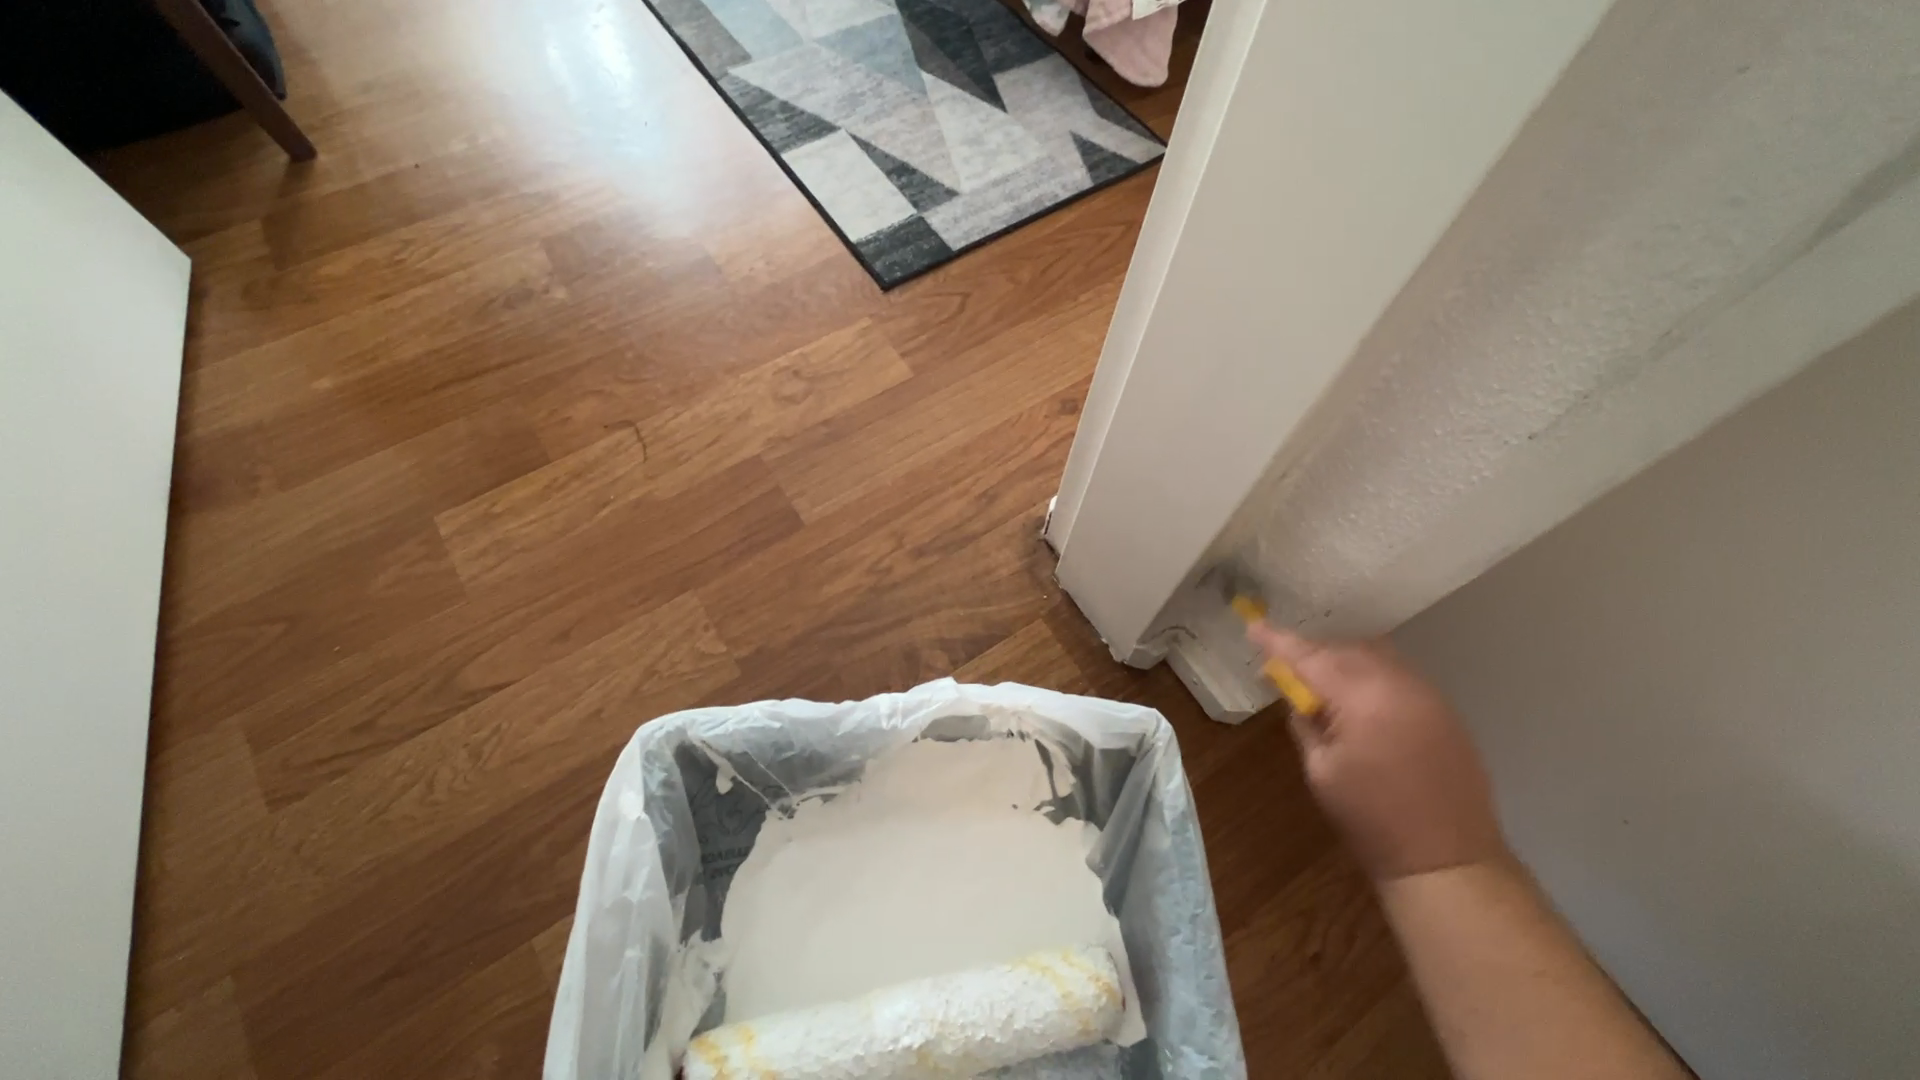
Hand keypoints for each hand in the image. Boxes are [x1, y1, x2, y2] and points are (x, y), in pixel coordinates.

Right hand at [1248, 623, 1509, 881]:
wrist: (1446, 857)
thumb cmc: (1370, 817)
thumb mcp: (1320, 770)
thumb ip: (1306, 722)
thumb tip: (1296, 694)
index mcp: (1363, 699)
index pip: (1310, 657)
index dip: (1278, 641)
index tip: (1253, 625)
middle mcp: (1399, 685)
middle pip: (1345, 649)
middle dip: (1312, 651)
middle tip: (1284, 665)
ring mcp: (1428, 695)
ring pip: (1376, 656)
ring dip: (1343, 660)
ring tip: (1320, 680)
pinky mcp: (1445, 710)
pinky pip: (1398, 674)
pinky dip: (1370, 675)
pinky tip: (1358, 698)